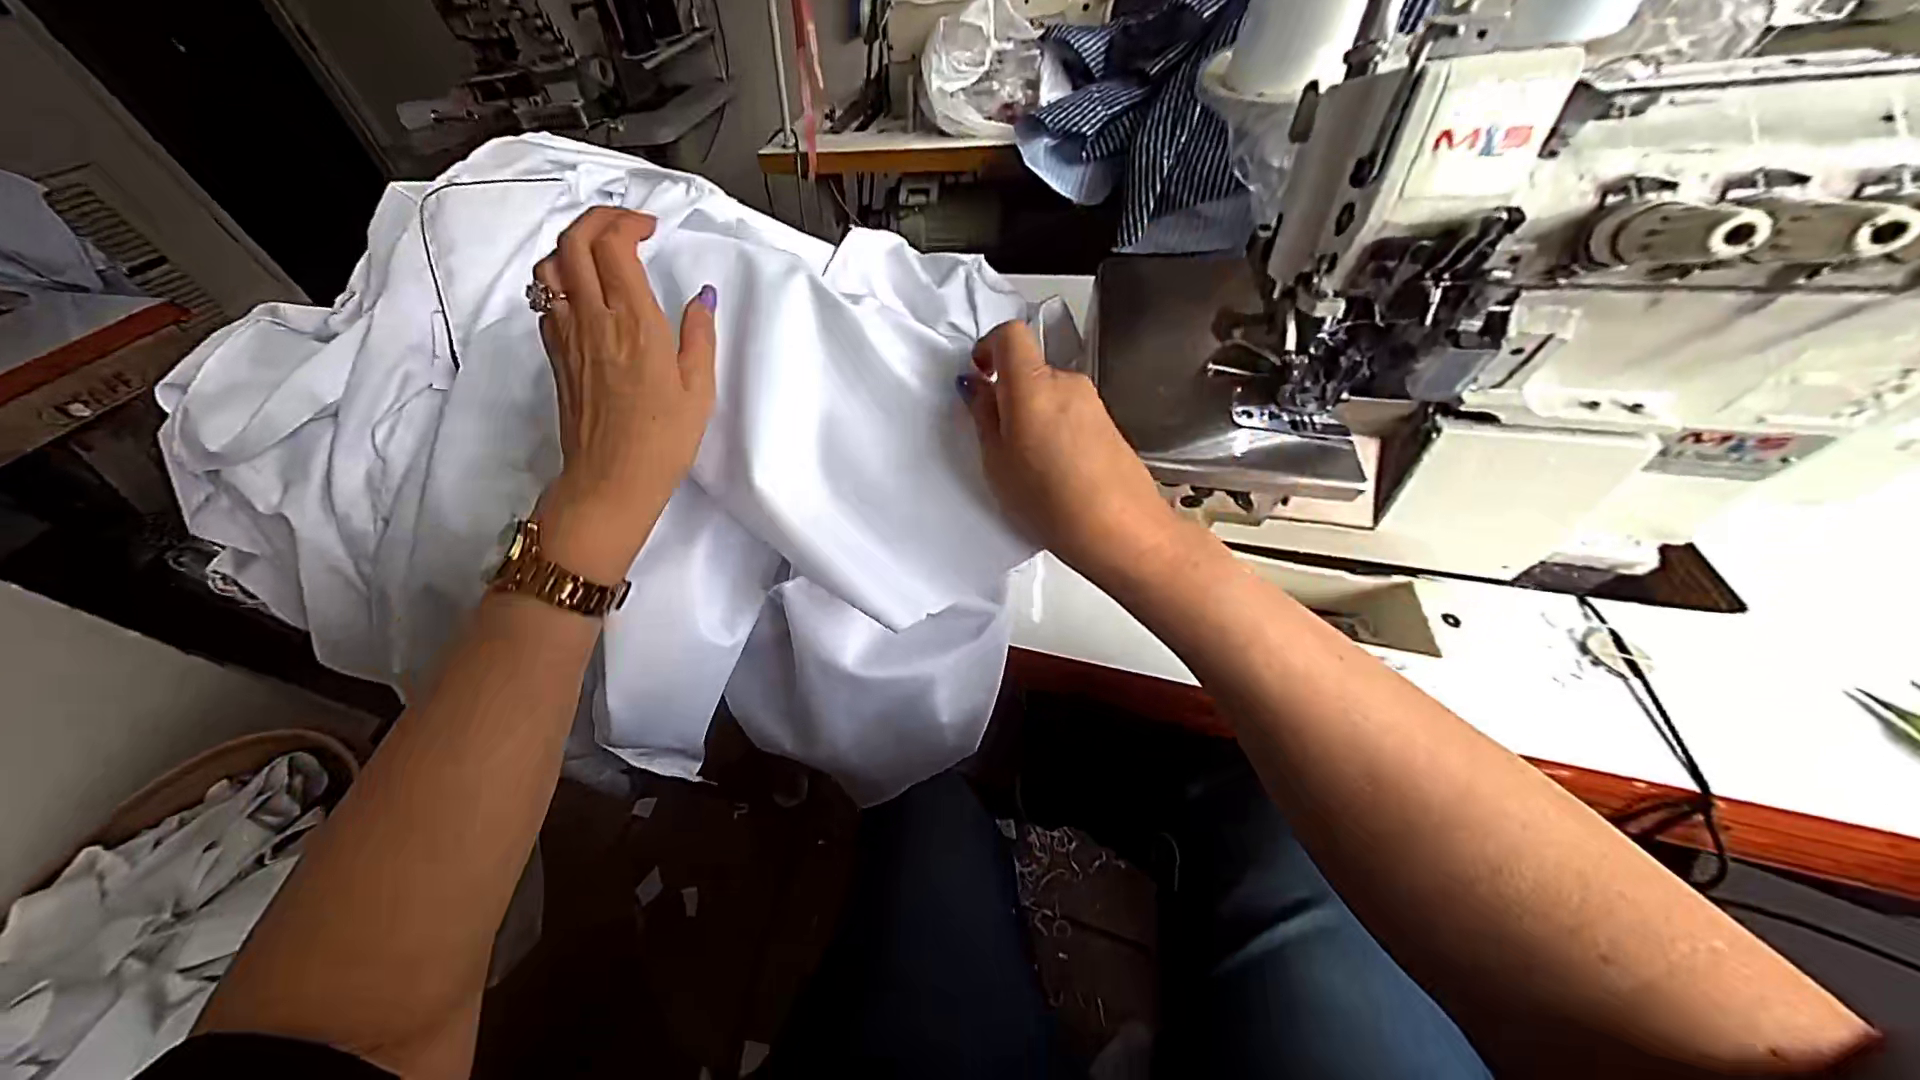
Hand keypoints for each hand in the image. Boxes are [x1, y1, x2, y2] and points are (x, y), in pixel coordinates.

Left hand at [532, 207, 715, 582]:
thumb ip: (699, 336)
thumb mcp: (699, 389)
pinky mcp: (556, 354)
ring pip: (550, 265)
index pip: (613, 246)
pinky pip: (545, 298)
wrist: (612, 479)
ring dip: (572, 245)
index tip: (650, 228)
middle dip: (596, 219)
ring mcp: (567, 335)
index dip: (627, 223)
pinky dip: (561, 278)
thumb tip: (701, 298)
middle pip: (573, 242)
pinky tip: (584, 292)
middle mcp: (593, 319)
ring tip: (601, 253)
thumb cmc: (662, 439)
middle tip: (625, 225)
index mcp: (635, 323)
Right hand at [962, 320, 1193, 588]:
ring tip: (1026, 463)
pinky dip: (1055, 431)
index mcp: (1034, 385)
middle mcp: (1068, 384)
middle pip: (1030, 368)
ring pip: (1051, 394)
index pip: (1010, 334)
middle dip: (1009, 393)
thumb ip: (983, 415)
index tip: (979, 372)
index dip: (988, 347)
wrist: (1120, 531)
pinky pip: (1071, 414)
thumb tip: (976, 387)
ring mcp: (1093, 403)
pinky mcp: (1108, 424)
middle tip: (995, 434)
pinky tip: (1052, 472)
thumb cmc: (1055, 503)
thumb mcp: (998, 463)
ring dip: (1033, 416)